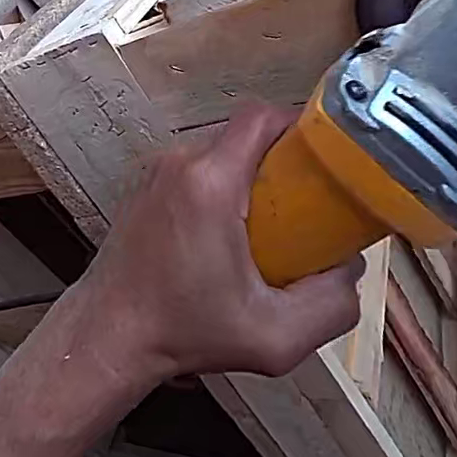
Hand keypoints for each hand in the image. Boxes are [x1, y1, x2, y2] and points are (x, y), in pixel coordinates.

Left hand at [67, 103, 364, 384]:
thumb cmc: (182, 333)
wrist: (107, 337)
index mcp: (211, 183)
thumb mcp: (272, 338)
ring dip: (250, 170)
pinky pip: (198, 164)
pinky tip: (229, 227)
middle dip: (280, 155)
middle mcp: (182, 163)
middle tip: (302, 197)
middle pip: (245, 132)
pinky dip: (222, 181)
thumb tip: (350, 269)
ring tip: (268, 218)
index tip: (319, 156)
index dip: (297, 125)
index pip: (261, 117)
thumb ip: (329, 306)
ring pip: (222, 147)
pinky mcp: (148, 184)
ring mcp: (159, 170)